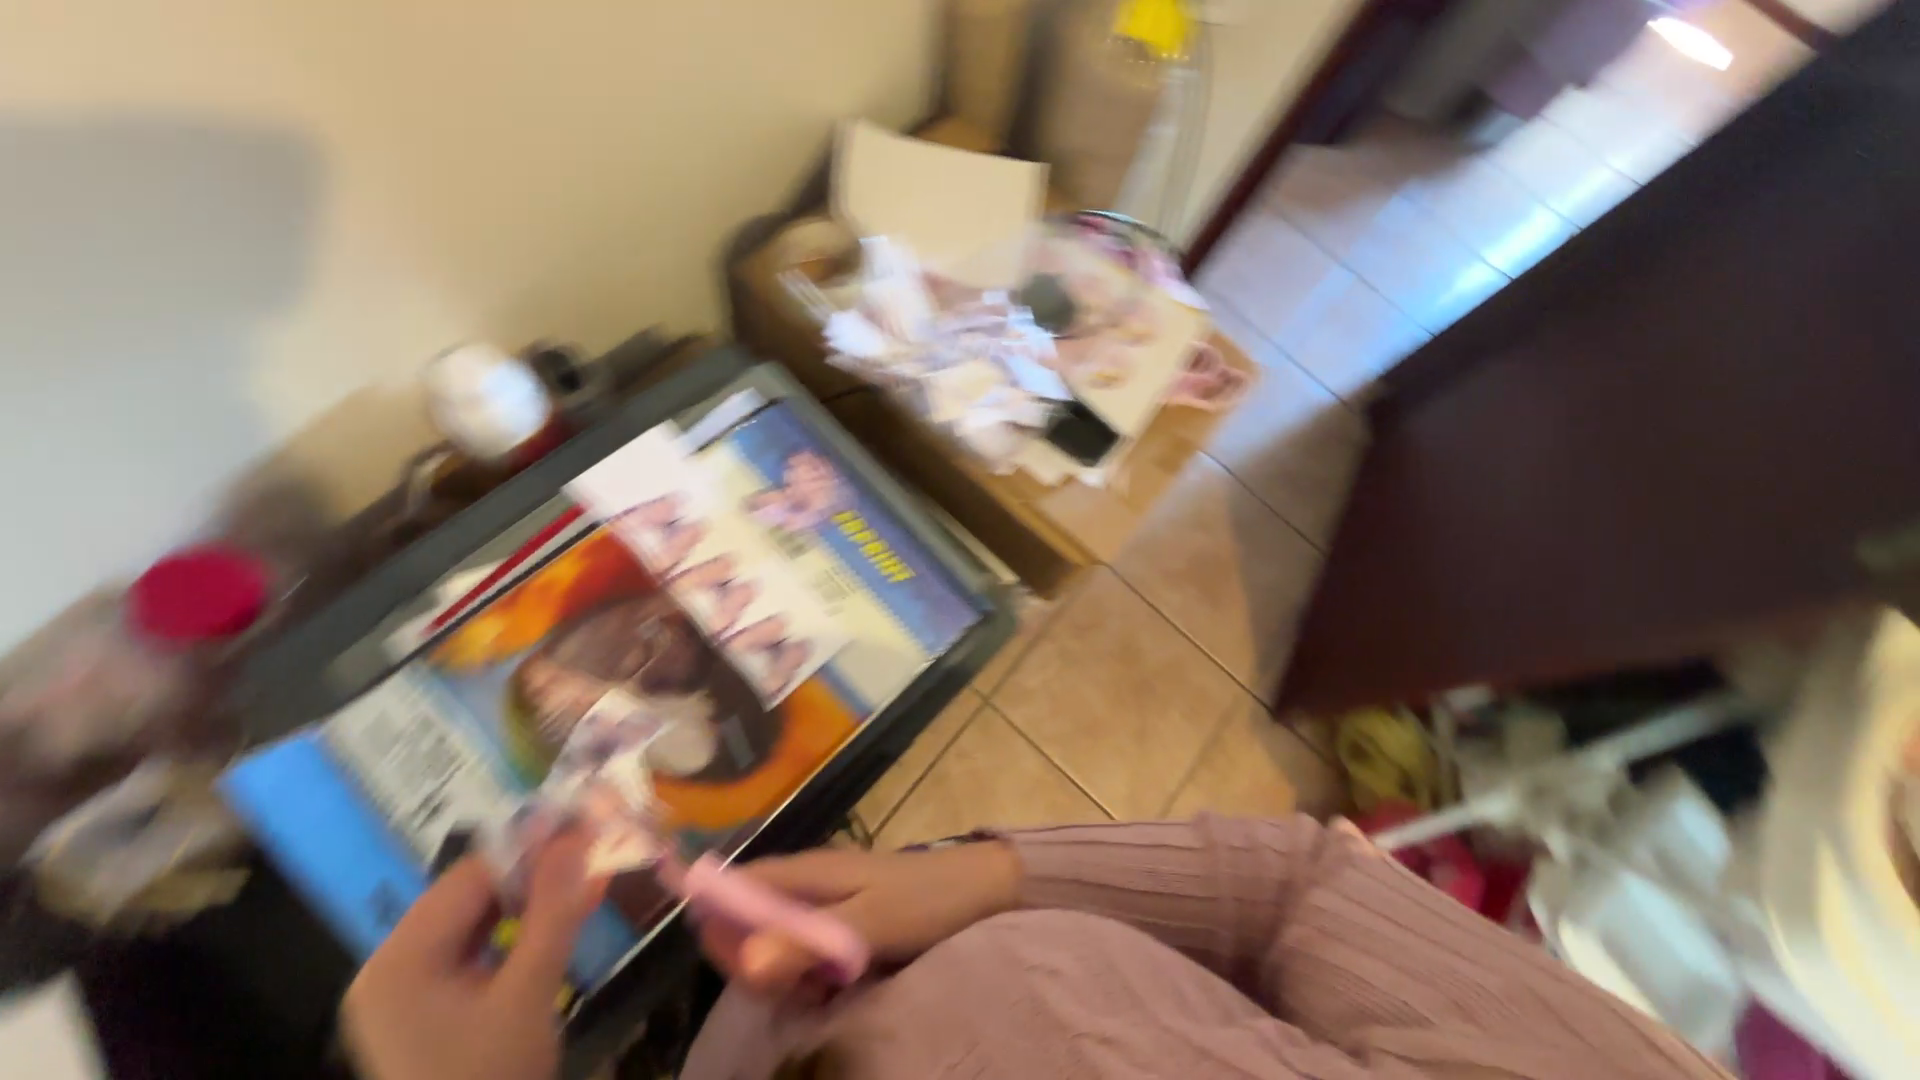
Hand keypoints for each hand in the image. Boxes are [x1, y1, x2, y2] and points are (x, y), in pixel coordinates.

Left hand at [341, 833, 605, 1079]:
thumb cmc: (494, 1079)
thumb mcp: (530, 993)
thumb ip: (554, 910)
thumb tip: (580, 836)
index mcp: (397, 963)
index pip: (468, 879)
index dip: (529, 848)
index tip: (585, 825)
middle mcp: (387, 966)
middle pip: (468, 894)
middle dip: (531, 871)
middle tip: (591, 850)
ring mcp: (402, 988)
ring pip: (472, 916)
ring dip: (526, 896)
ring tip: (581, 879)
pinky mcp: (423, 1004)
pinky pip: (470, 945)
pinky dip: (512, 927)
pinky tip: (552, 918)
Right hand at [696, 841, 1021, 998]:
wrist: (983, 889)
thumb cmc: (925, 899)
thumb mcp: (867, 924)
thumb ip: (807, 942)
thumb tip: (744, 963)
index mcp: (806, 871)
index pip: (737, 889)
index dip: (721, 925)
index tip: (736, 968)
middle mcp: (808, 883)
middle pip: (753, 921)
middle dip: (760, 961)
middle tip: (798, 987)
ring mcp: (828, 903)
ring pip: (779, 943)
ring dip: (789, 974)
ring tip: (825, 989)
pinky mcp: (846, 923)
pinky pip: (809, 953)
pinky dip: (814, 976)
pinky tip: (837, 989)